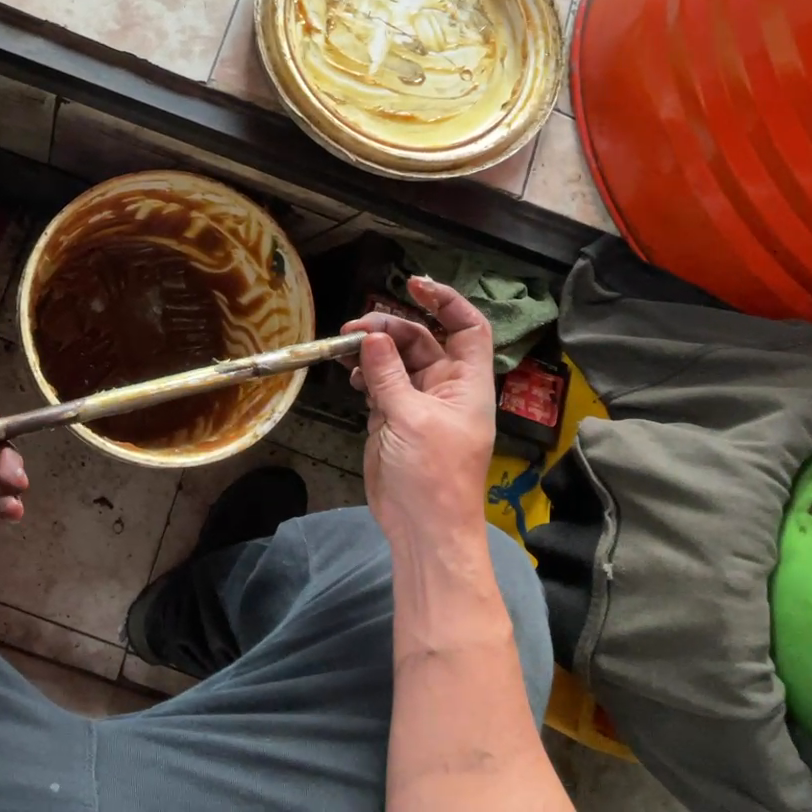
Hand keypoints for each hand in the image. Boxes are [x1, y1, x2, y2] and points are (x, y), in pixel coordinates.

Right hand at [340, 277, 496, 548]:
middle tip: (355, 329)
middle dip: (389, 328)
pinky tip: (349, 374)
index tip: (412, 285)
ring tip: (343, 348)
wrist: (423, 527)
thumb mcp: (410, 418)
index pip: (467, 328)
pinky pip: (378, 383)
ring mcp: (417, 403)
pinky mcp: (393, 418)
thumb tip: (370, 337)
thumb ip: (388, 375)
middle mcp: (444, 387)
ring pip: (395, 360)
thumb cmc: (433, 474)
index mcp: (466, 383)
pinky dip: (363, 373)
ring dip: (371, 350)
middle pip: (421, 340)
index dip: (446, 302)